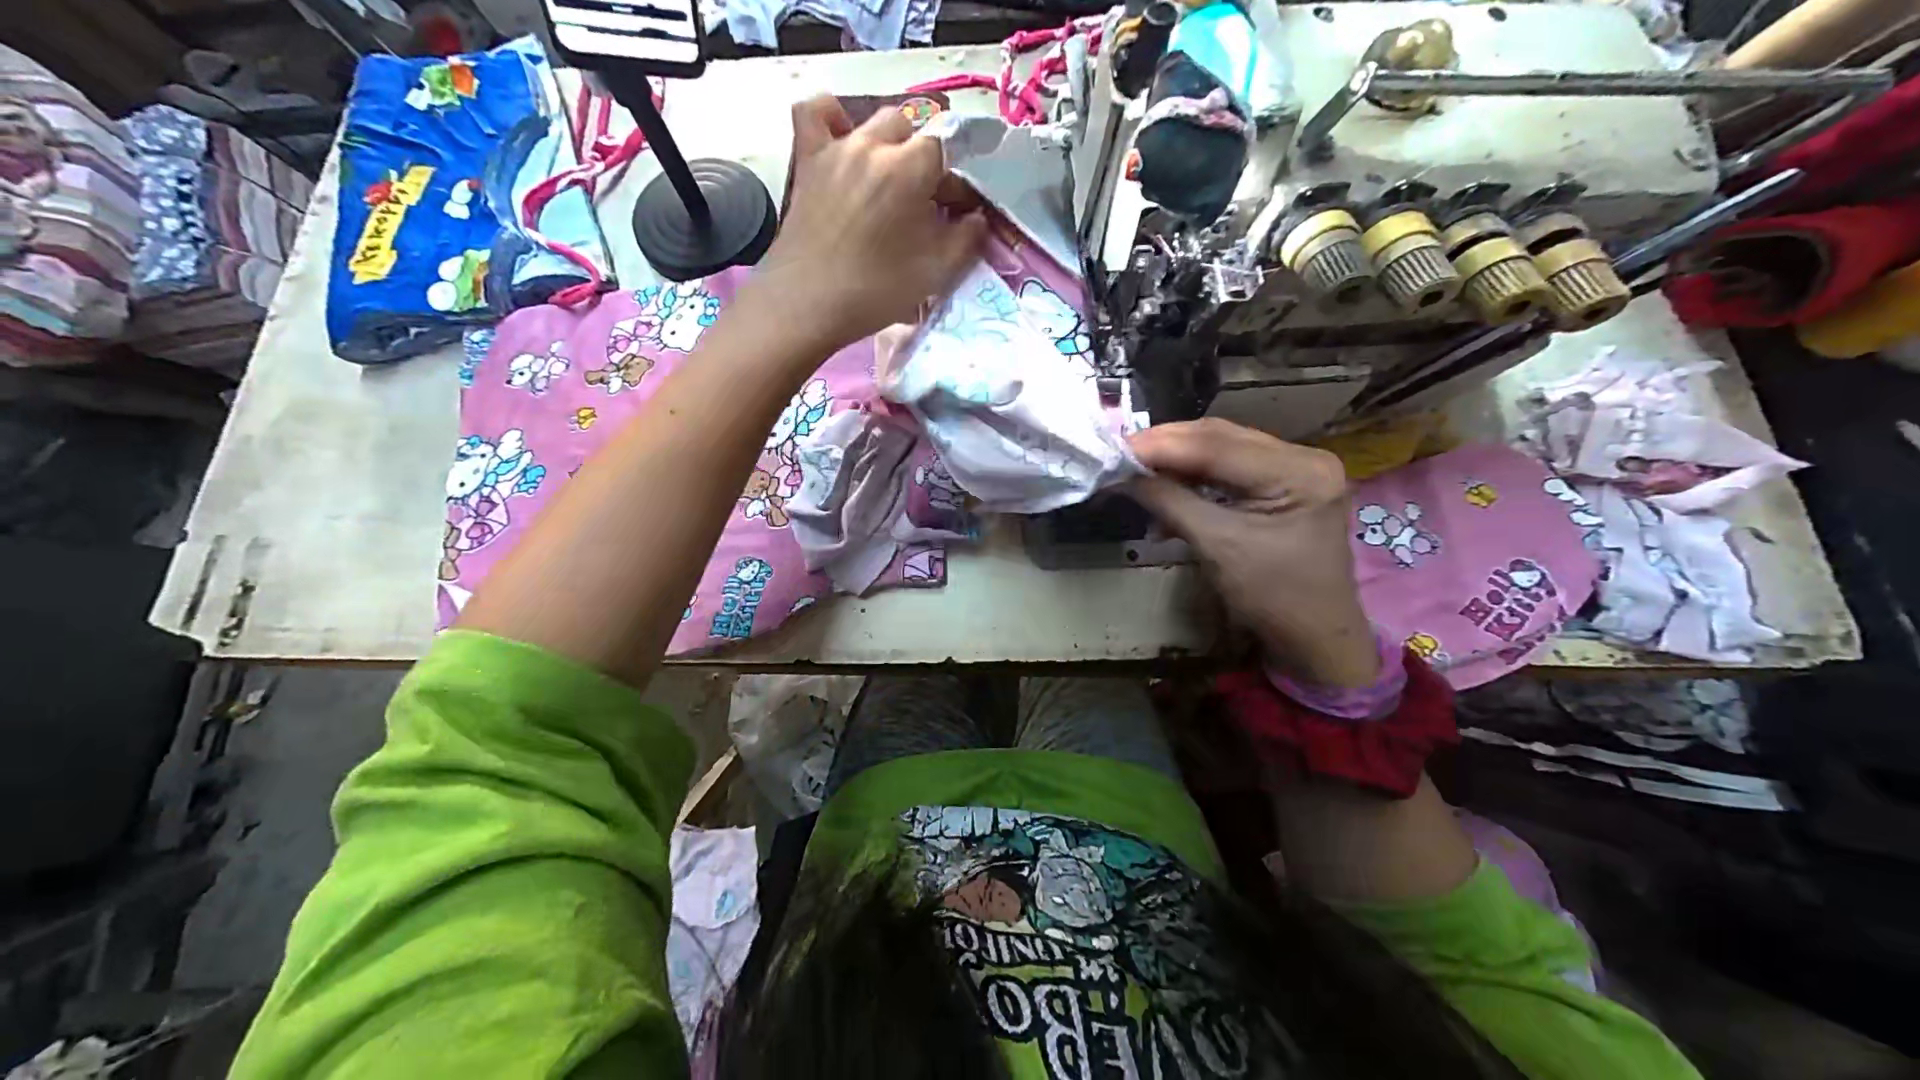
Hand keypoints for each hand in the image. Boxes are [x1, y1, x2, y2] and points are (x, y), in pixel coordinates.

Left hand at [743, 95, 987, 354]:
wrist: (806, 305)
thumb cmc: (874, 292)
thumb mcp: (935, 272)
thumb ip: (966, 238)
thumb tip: (975, 217)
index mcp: (909, 169)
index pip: (946, 150)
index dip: (953, 180)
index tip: (953, 210)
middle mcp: (872, 146)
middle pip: (911, 131)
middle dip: (922, 160)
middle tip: (921, 201)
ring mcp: (835, 148)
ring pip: (873, 124)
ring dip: (889, 146)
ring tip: (888, 184)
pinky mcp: (807, 161)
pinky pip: (816, 114)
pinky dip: (833, 119)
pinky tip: (844, 140)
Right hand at [1128, 419, 1379, 688]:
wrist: (1314, 638)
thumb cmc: (1272, 598)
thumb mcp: (1216, 546)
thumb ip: (1168, 501)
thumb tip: (1121, 474)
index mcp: (1298, 471)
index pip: (1216, 446)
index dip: (1159, 445)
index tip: (1113, 449)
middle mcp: (1302, 456)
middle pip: (1218, 437)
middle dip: (1164, 446)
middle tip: (1118, 454)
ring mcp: (1295, 467)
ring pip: (1220, 448)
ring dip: (1175, 459)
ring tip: (1134, 469)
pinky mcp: (1283, 482)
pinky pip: (1229, 467)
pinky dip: (1193, 476)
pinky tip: (1164, 488)